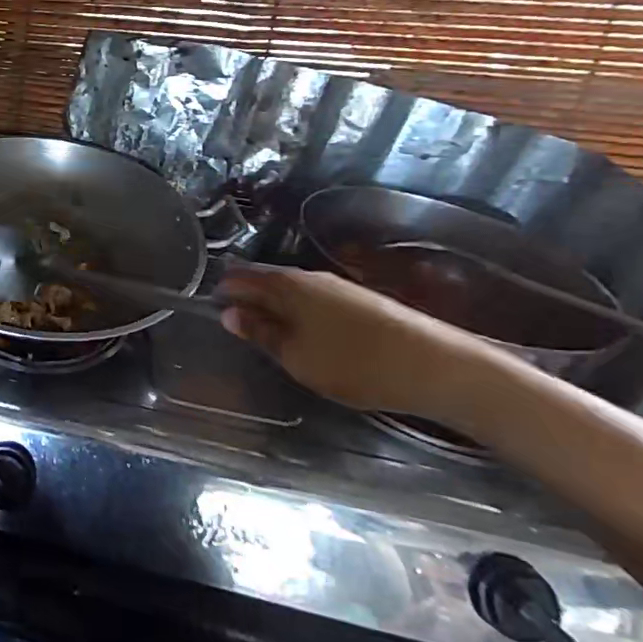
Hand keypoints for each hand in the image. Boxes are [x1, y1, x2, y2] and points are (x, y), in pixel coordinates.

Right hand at [218, 265, 506, 418]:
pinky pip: (313, 297)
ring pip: (292, 288)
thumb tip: (229, 312)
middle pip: (268, 279)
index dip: (225, 289)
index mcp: (288, 286)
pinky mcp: (359, 300)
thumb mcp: (297, 356)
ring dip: (274, 302)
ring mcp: (338, 286)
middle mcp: (310, 277)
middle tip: (233, 317)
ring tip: (263, 325)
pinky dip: (298, 309)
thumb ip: (262, 333)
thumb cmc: (353, 363)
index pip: (243, 277)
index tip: (211, 305)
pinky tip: (302, 328)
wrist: (432, 364)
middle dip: (248, 294)